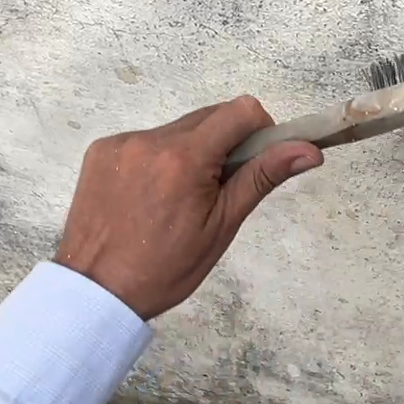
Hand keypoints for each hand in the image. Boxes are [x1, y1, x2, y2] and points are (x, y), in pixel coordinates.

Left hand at [54, 96, 322, 318]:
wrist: (94, 293)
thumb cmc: (166, 268)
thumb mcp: (222, 226)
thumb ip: (262, 177)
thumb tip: (309, 149)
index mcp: (185, 158)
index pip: (241, 110)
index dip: (259, 130)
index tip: (254, 162)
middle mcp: (151, 139)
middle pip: (211, 116)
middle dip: (226, 142)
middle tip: (218, 188)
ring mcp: (122, 142)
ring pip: (180, 128)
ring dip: (193, 150)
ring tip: (180, 197)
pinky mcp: (102, 150)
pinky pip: (148, 139)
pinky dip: (161, 157)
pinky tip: (151, 195)